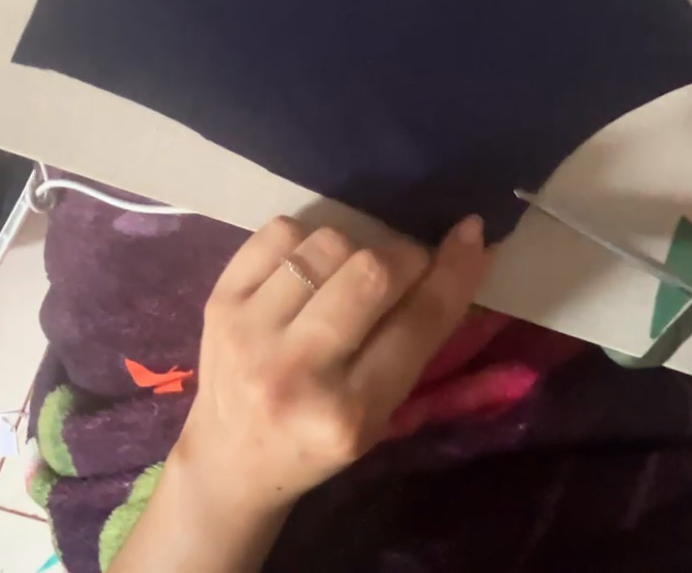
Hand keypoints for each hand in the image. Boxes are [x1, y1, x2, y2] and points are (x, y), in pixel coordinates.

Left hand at [111, 214, 492, 572]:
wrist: (229, 460)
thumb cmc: (317, 442)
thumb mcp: (379, 412)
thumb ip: (418, 339)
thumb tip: (465, 252)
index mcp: (348, 415)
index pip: (417, 324)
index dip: (454, 272)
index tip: (472, 236)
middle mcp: (296, 372)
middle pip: (371, 272)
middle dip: (404, 255)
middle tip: (407, 264)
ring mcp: (249, 331)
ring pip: (327, 242)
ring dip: (355, 246)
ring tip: (352, 271)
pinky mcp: (219, 300)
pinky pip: (280, 231)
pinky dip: (306, 237)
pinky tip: (309, 266)